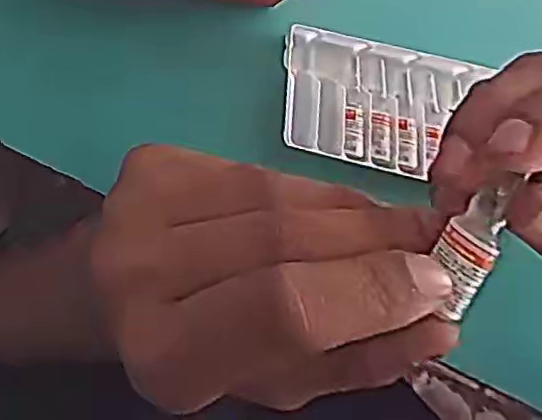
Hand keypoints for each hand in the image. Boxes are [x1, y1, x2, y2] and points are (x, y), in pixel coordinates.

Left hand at [76, 145, 456, 411]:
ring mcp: (142, 200)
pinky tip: (335, 203)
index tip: (438, 282)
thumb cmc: (188, 347)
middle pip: (280, 236)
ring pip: (270, 191)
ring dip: (345, 205)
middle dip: (371, 236)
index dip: (369, 289)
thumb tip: (435, 320)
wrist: (103, 286)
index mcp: (167, 351)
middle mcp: (144, 266)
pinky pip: (250, 167)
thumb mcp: (267, 382)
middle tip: (433, 239)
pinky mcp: (153, 159)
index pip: (285, 306)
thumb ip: (349, 358)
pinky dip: (302, 187)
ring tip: (395, 220)